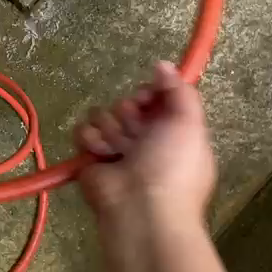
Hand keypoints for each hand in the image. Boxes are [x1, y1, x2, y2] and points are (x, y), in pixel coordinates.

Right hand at [74, 61, 215, 223]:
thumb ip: (180, 93)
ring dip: (109, 130)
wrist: (140, 206)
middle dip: (127, 115)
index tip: (147, 99)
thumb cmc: (171, 168)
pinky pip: (82, 129)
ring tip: (119, 151)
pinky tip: (103, 155)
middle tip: (137, 136)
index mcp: (171, 132)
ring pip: (101, 113)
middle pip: (125, 103)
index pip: (152, 96)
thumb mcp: (189, 127)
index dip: (148, 94)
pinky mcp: (91, 153)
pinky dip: (91, 141)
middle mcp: (144, 138)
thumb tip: (163, 64)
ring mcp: (116, 146)